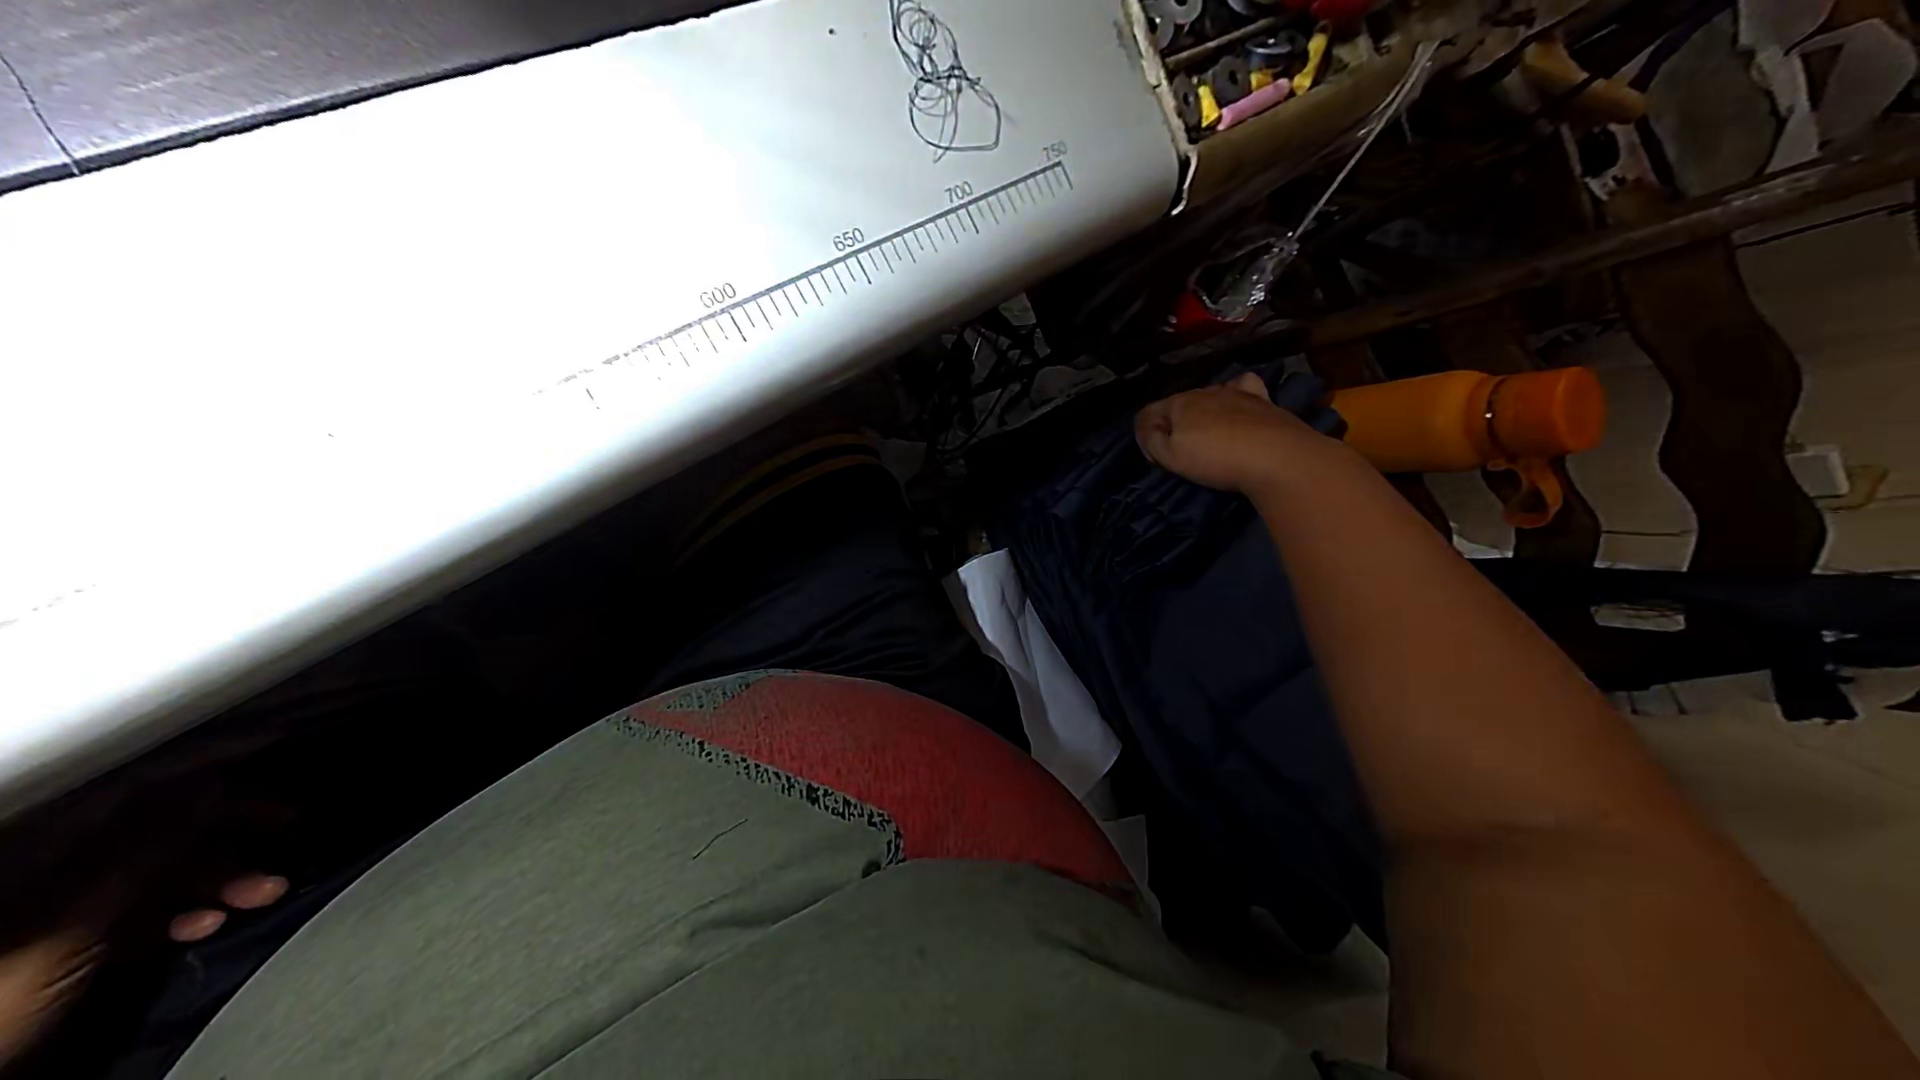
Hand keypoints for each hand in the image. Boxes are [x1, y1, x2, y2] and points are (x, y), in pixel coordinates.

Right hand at [1135, 373, 1339, 492]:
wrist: (1277, 458)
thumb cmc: (1216, 459)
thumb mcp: (1170, 456)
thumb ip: (1151, 439)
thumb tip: (1147, 429)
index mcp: (1178, 403)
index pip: (1148, 413)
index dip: (1147, 439)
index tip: (1158, 462)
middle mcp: (1205, 391)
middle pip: (1179, 404)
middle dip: (1175, 425)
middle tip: (1182, 454)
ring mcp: (1237, 392)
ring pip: (1210, 395)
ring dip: (1203, 413)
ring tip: (1210, 437)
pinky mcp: (1264, 400)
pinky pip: (1244, 388)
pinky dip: (1237, 395)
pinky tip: (1239, 408)